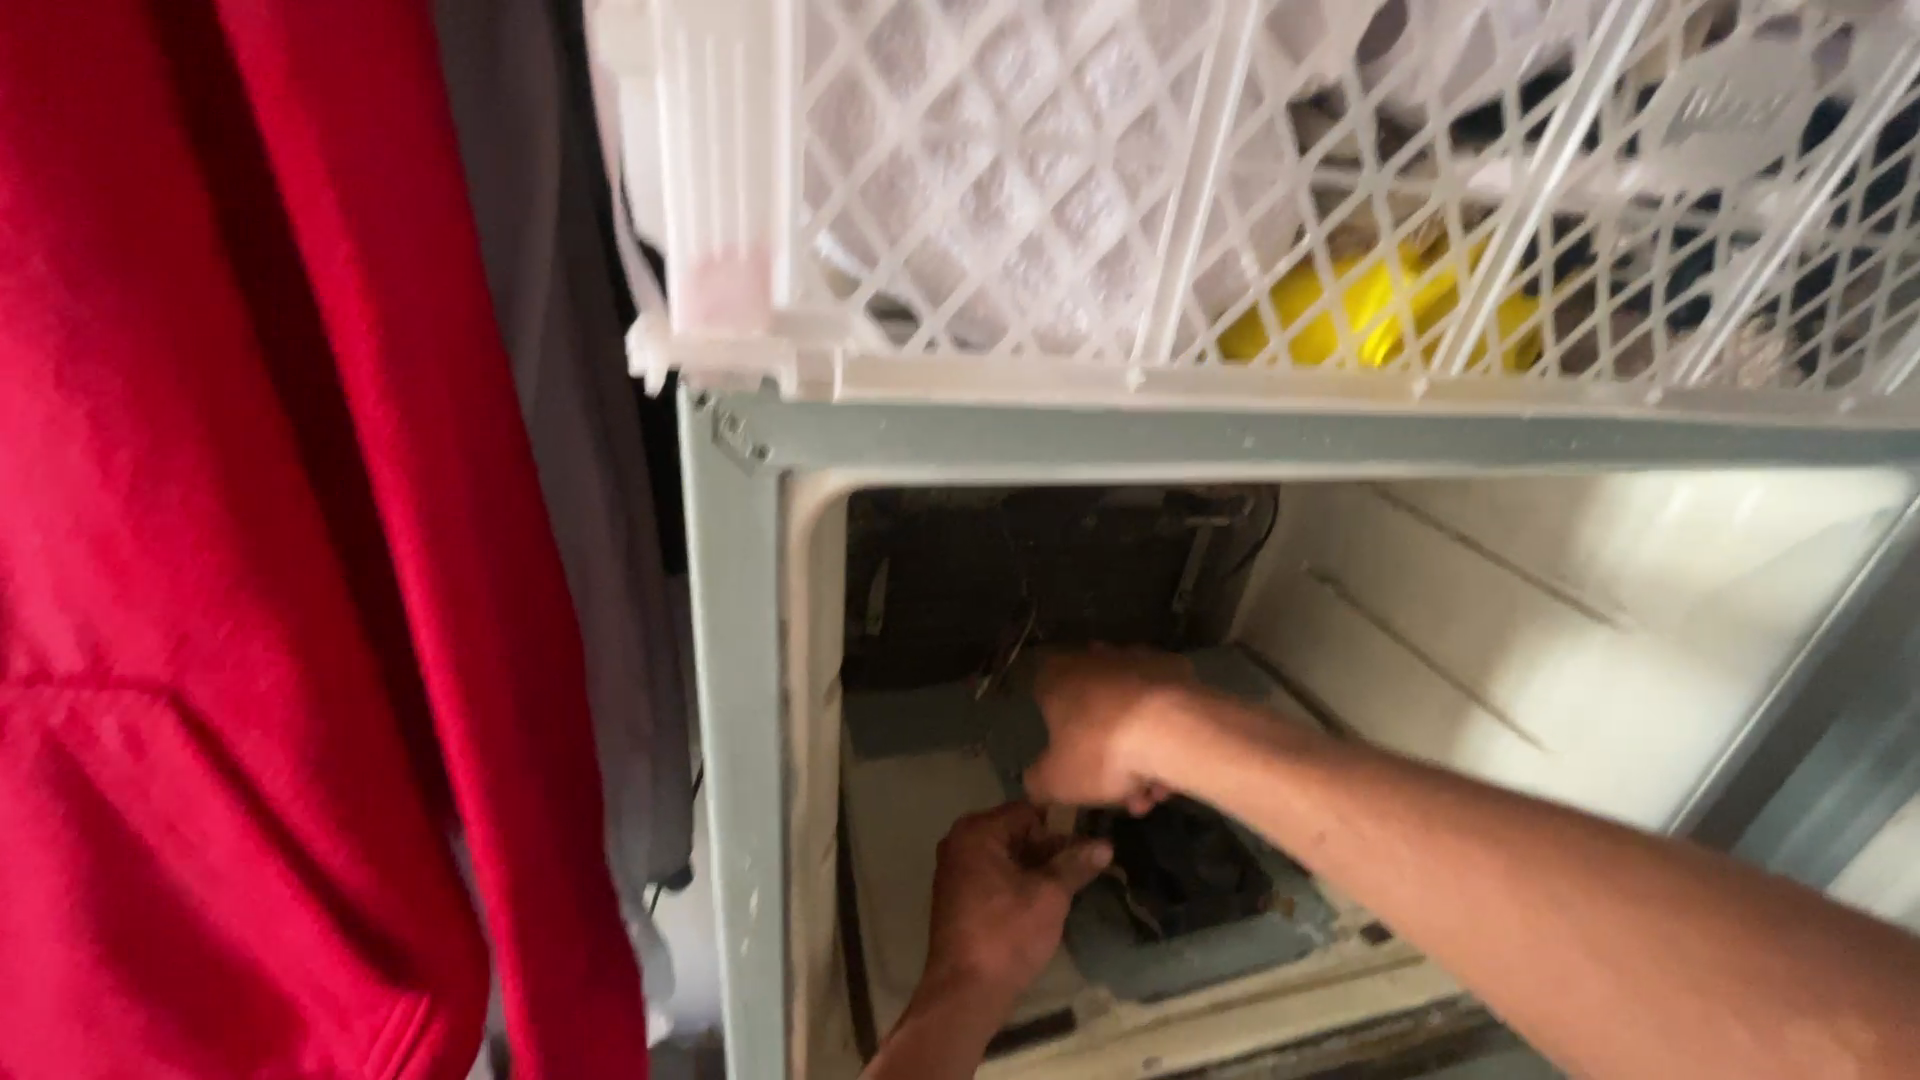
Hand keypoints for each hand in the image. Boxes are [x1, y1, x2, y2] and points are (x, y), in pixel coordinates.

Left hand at [920, 802, 1111, 1004]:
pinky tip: (1044, 900)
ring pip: (1007, 855)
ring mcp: (956, 869)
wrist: (965, 993)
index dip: (1061, 826)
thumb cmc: (1006, 935)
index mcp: (977, 831)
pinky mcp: (958, 895)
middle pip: (1016, 831)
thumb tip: (1104, 844)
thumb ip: (1075, 865)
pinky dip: (1018, 881)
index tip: (1089, 843)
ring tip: (1070, 884)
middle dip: (1050, 848)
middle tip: (1084, 867)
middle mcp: (960, 842)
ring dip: (1037, 867)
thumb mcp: (1049, 896)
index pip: (1028, 811)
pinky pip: (994, 874)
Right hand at [1026, 646, 1197, 813]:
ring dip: (1138, 747)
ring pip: (1130, 709)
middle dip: (1103, 747)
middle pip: (1092, 705)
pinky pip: (1162, 705)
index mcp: (1057, 676)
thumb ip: (1038, 781)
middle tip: (1117, 785)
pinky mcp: (1175, 667)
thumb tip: (1036, 781)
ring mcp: (1138, 659)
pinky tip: (1174, 765)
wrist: (1175, 731)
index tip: (1070, 760)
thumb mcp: (1056, 781)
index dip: (1056, 729)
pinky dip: (1166, 731)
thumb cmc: (1102, 750)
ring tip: (1154, 788)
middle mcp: (1095, 658)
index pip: (1044, 692)